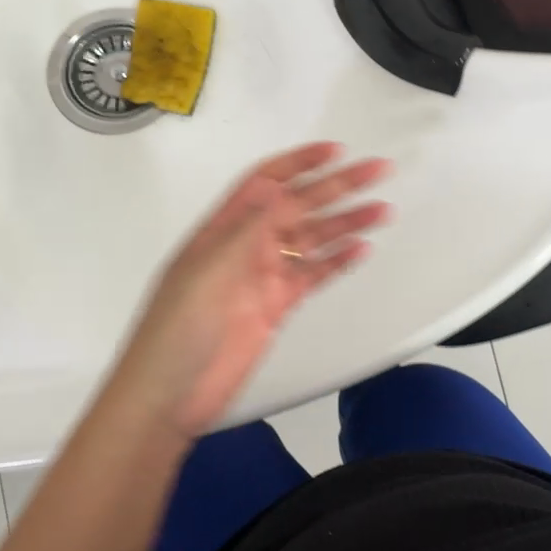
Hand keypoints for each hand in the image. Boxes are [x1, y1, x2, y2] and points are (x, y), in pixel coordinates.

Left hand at [114, 143, 391, 437]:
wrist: (167, 399)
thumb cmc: (177, 330)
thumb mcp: (208, 272)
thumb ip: (248, 231)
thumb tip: (278, 187)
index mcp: (224, 228)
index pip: (267, 182)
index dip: (301, 163)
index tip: (337, 151)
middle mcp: (247, 244)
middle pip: (300, 205)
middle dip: (338, 186)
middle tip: (378, 171)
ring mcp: (264, 275)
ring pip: (313, 238)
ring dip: (347, 222)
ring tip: (383, 210)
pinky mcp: (278, 306)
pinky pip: (314, 275)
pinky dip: (338, 261)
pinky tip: (362, 249)